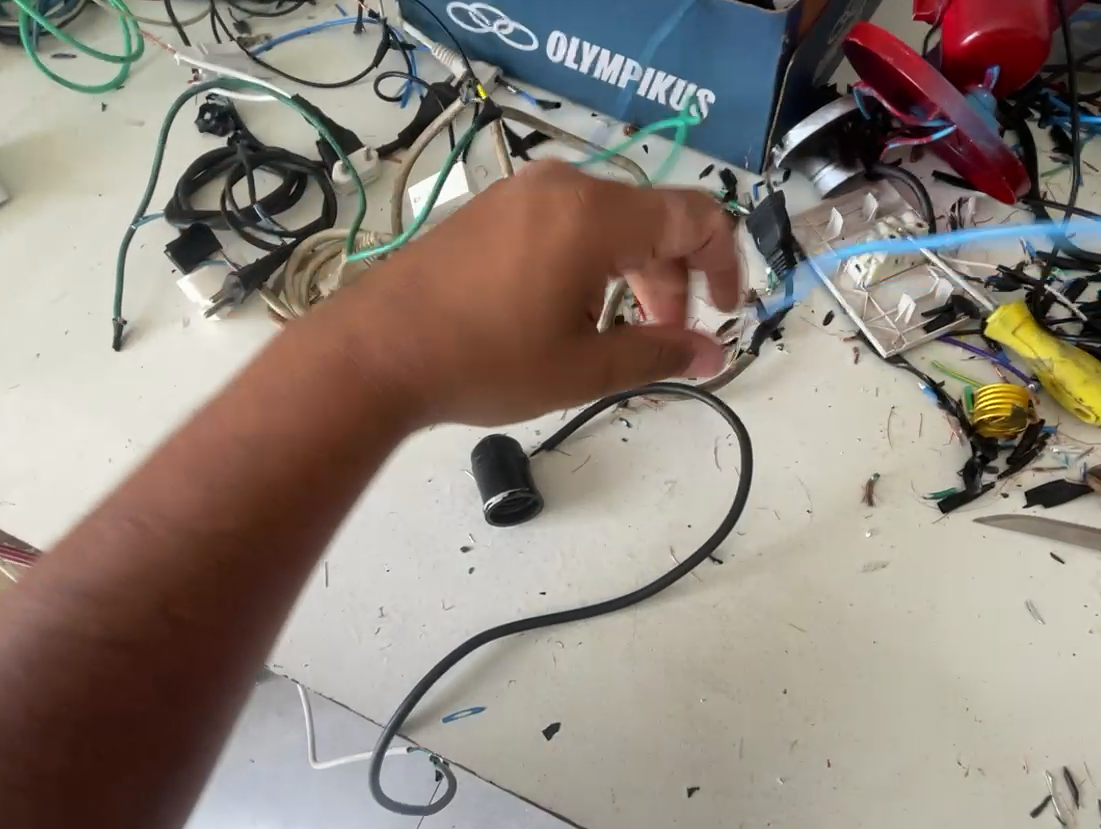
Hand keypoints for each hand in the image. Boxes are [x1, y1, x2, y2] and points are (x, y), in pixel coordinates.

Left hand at [312, 161, 743, 426]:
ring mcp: (520, 194)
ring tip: (612, 336)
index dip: (725, 265)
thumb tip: (714, 356)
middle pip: (650, 221)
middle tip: (665, 339)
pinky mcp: (489, 212)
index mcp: (595, 216)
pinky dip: (587, 267)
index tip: (725, 314)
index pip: (695, 217)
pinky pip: (562, 227)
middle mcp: (562, 187)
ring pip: (605, 226)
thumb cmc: (485, 363)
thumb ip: (658, 355)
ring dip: (629, 277)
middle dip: (672, 282)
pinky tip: (564, 315)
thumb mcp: (583, 370)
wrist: (375, 354)